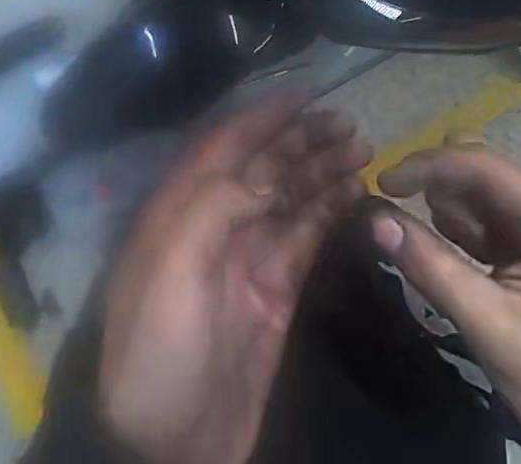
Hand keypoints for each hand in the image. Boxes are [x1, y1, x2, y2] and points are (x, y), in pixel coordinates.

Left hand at [97, 98, 373, 463]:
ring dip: (323, 168)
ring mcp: (249, 255)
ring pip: (292, 196)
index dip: (265, 115)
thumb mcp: (174, 263)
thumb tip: (269, 170)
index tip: (305, 92)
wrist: (166, 445)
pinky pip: (306, 236)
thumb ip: (218, 202)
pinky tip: (354, 193)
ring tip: (361, 147)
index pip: (228, 144)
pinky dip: (330, 211)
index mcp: (184, 207)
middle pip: (267, 166)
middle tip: (348, 122)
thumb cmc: (160, 344)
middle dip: (304, 138)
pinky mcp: (276, 290)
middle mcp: (218, 221)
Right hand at [371, 141, 520, 463]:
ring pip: (475, 183)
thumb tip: (374, 217)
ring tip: (432, 250)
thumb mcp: (489, 327)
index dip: (431, 165)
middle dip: (434, 181)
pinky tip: (448, 253)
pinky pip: (479, 208)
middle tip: (393, 209)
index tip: (383, 182)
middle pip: (481, 165)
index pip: (487, 166)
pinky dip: (452, 221)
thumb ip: (431, 268)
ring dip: (441, 202)